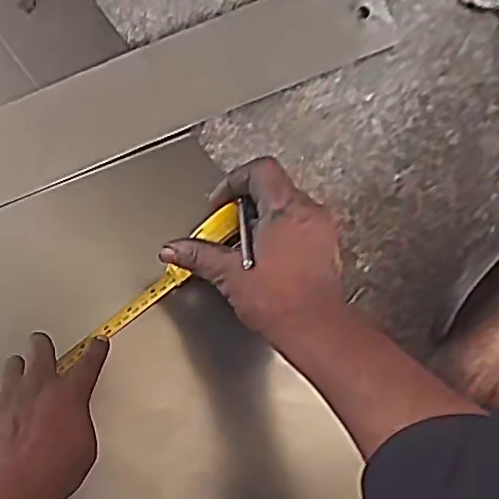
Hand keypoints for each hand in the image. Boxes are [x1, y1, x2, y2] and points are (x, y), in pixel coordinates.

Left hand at [0, 331, 109, 498]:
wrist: (15, 485)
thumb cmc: (50, 473)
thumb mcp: (85, 448)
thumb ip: (80, 423)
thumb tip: (76, 422)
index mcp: (69, 395)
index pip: (88, 362)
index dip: (95, 350)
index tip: (97, 344)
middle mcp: (39, 387)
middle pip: (41, 346)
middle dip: (45, 347)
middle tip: (46, 351)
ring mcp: (12, 395)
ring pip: (13, 363)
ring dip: (20, 369)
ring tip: (22, 379)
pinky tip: (0, 402)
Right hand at [158, 157, 351, 348]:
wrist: (312, 327)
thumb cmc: (280, 302)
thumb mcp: (229, 275)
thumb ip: (200, 256)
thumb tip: (174, 249)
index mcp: (286, 209)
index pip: (259, 171)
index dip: (232, 183)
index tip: (217, 206)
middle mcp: (308, 212)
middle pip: (271, 191)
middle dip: (242, 210)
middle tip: (224, 234)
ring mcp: (320, 229)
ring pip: (284, 211)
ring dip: (258, 225)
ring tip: (242, 254)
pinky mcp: (323, 248)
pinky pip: (297, 229)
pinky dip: (275, 239)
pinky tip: (261, 266)